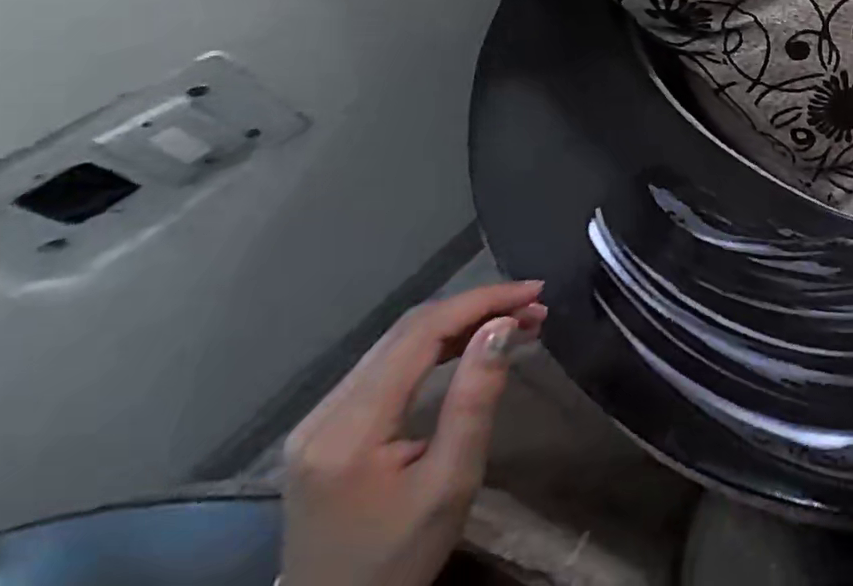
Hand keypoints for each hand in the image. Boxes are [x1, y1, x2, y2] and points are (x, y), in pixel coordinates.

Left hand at [281, 281, 547, 585]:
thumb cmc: (399, 560)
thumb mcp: (449, 485)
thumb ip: (474, 401)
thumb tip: (501, 328)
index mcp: (350, 427)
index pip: (420, 334)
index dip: (479, 302)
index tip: (532, 292)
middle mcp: (325, 409)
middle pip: (407, 330)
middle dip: (475, 307)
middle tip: (533, 306)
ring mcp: (319, 414)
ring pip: (397, 342)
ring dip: (458, 323)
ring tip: (514, 320)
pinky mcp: (326, 422)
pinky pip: (387, 364)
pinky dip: (434, 345)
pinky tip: (469, 343)